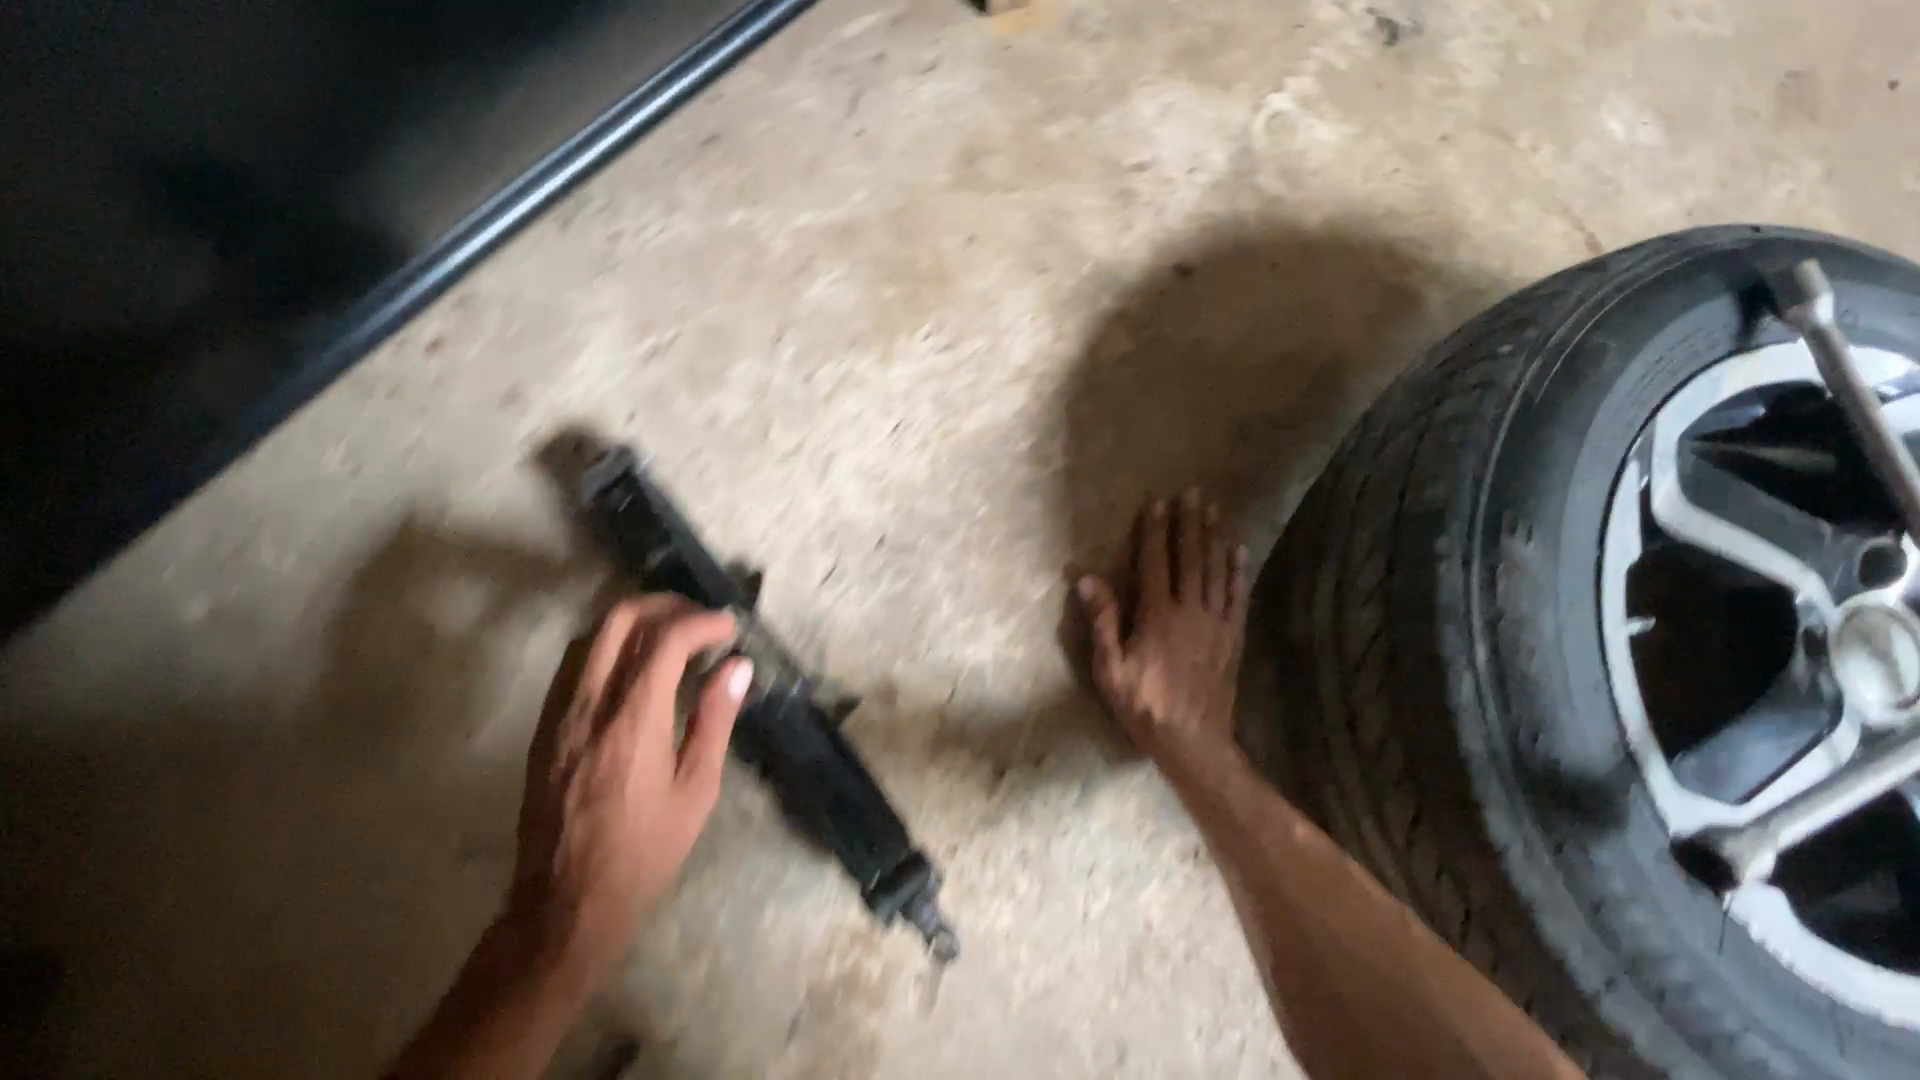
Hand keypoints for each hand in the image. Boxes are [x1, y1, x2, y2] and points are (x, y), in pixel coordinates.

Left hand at [506, 594, 751, 981]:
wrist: (567, 901)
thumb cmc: (646, 850)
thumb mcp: (697, 790)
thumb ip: (715, 720)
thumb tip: (738, 666)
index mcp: (634, 722)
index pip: (666, 641)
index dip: (702, 622)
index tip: (728, 629)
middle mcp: (590, 705)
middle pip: (619, 620)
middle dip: (665, 605)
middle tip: (699, 620)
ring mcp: (559, 715)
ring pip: (592, 636)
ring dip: (635, 621)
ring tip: (671, 636)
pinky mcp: (544, 728)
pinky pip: (575, 665)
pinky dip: (609, 647)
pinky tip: (634, 667)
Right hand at [1077, 489, 1248, 761]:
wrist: (1194, 741)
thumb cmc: (1143, 706)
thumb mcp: (1110, 669)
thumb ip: (1103, 621)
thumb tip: (1087, 578)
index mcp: (1158, 616)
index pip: (1155, 562)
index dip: (1155, 531)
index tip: (1157, 502)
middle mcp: (1191, 611)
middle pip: (1191, 558)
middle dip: (1190, 523)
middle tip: (1193, 493)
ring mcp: (1216, 623)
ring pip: (1216, 571)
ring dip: (1214, 538)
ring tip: (1215, 510)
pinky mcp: (1233, 638)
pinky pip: (1238, 596)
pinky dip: (1238, 571)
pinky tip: (1239, 551)